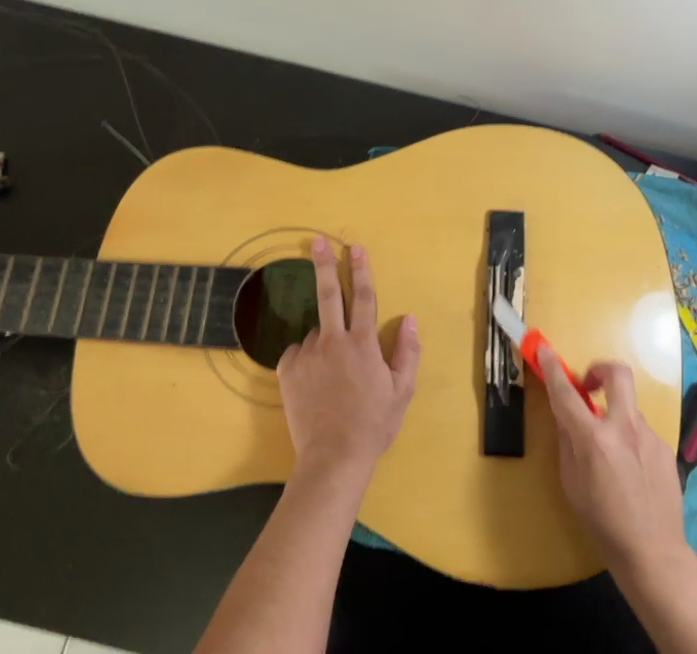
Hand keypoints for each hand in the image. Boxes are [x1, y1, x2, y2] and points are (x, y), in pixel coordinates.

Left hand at [276, 238, 420, 480]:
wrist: (333, 456)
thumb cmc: (374, 424)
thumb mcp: (402, 390)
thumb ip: (407, 351)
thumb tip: (410, 319)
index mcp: (363, 344)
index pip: (363, 296)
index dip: (360, 270)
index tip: (355, 247)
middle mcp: (332, 341)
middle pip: (328, 294)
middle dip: (323, 264)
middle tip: (316, 241)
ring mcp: (307, 355)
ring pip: (316, 334)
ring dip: (325, 340)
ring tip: (334, 376)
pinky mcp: (287, 370)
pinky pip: (298, 354)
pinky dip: (307, 359)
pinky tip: (315, 382)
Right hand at [539, 350, 688, 579]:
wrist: (652, 550)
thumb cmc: (601, 522)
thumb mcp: (570, 483)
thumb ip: (568, 442)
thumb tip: (567, 416)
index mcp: (593, 438)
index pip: (567, 393)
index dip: (553, 368)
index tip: (544, 350)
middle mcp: (623, 428)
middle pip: (617, 373)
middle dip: (600, 369)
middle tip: (589, 385)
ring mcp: (649, 436)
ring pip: (628, 409)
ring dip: (615, 418)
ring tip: (611, 456)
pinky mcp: (665, 448)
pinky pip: (641, 433)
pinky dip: (630, 441)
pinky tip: (630, 473)